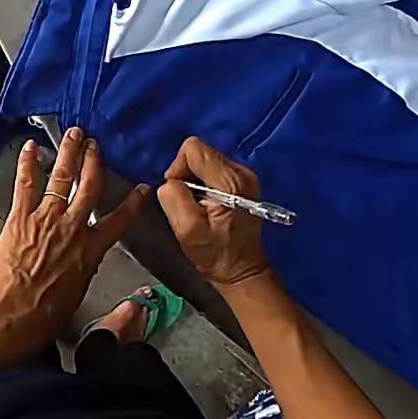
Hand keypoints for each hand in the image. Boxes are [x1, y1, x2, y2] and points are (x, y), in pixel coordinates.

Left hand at [0, 128, 147, 360]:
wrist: (11, 314)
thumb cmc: (45, 314)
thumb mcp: (79, 291)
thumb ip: (86, 266)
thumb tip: (87, 256)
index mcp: (92, 249)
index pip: (120, 220)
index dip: (134, 202)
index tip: (142, 188)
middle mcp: (74, 227)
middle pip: (90, 186)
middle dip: (95, 161)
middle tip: (96, 143)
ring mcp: (47, 219)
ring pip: (63, 178)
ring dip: (70, 153)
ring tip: (75, 134)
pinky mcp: (21, 218)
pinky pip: (26, 185)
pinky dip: (29, 164)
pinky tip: (31, 147)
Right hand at [156, 137, 272, 289]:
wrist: (242, 269)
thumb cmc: (215, 254)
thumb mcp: (187, 230)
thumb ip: (174, 198)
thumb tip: (171, 181)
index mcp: (231, 181)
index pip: (194, 149)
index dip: (178, 167)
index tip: (178, 192)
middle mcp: (242, 171)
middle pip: (201, 153)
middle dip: (187, 174)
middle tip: (189, 203)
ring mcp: (246, 175)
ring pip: (207, 161)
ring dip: (196, 180)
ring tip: (199, 206)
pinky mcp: (244, 181)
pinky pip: (214, 170)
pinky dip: (205, 184)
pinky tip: (208, 205)